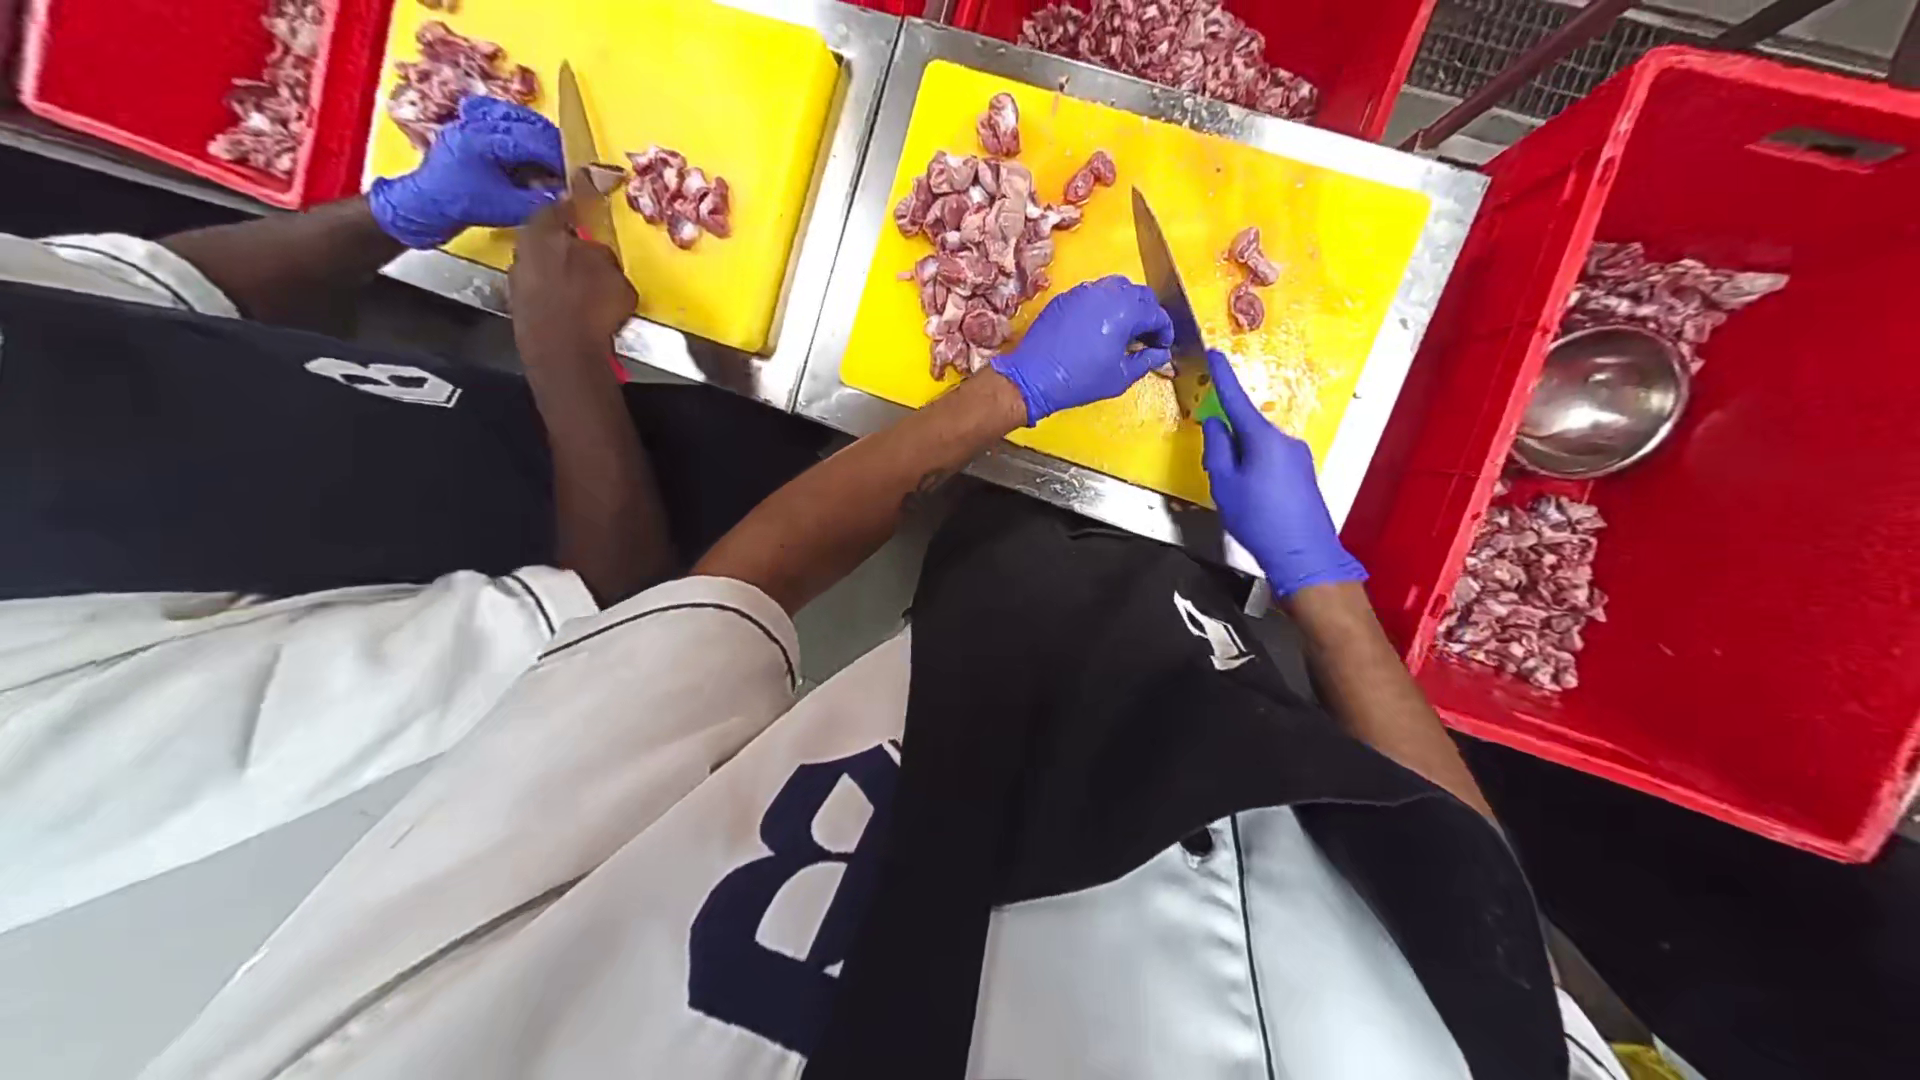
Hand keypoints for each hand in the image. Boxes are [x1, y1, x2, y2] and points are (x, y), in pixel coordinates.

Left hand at [369, 97, 562, 248]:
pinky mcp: (471, 128)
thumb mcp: (510, 208)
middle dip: (554, 147)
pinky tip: (529, 151)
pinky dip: (520, 132)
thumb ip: (544, 201)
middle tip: (570, 171)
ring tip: (552, 162)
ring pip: (516, 117)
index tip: (581, 176)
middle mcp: (478, 122)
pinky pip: (501, 118)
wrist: (426, 204)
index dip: (562, 158)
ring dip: (539, 138)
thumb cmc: (465, 205)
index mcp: (485, 138)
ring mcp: (472, 121)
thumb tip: (573, 197)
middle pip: (528, 123)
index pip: (535, 140)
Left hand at [509, 195, 636, 353]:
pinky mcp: (519, 309)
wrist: (563, 348)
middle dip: (565, 247)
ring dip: (560, 276)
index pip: (558, 208)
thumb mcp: (616, 276)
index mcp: (544, 231)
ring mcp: (516, 280)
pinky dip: (556, 300)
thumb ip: (604, 259)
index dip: (574, 210)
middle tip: (587, 257)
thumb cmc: (592, 303)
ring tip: (583, 290)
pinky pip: (542, 296)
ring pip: (542, 269)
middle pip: (546, 241)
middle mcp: (522, 250)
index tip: (584, 211)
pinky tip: (574, 312)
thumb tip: (597, 257)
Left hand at [989, 275, 1173, 424]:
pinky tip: (1098, 328)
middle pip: (1139, 294)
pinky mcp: (1065, 298)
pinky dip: (1103, 306)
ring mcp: (1083, 292)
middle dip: (1147, 315)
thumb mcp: (1120, 377)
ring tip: (1123, 331)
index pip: (1156, 313)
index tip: (1162, 347)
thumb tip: (1160, 354)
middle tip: (1145, 338)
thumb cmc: (1080, 380)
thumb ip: (1146, 361)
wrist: (1033, 378)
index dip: (1164, 331)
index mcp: (1125, 310)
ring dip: (1125, 306)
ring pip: (1115, 289)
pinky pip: (1092, 295)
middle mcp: (1106, 293)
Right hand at [1200, 349, 1365, 595]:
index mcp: (1263, 438)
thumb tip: (1216, 423)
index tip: (1214, 353)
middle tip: (1216, 473)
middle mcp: (1284, 440)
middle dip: (1227, 442)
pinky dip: (1254, 470)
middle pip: (1247, 429)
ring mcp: (1298, 456)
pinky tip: (1250, 497)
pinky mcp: (1303, 473)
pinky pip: (1271, 460)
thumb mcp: (1224, 483)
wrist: (1302, 552)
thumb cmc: (1257, 517)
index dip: (1222, 377)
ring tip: (1234, 494)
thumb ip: (1217, 449)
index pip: (1237, 400)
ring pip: (1258, 447)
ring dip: (1240, 460)